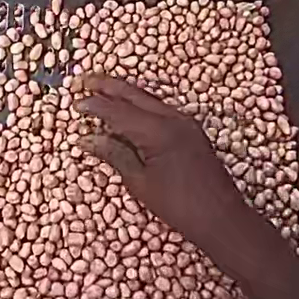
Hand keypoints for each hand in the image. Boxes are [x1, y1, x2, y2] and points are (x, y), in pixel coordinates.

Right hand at [72, 74, 263, 255]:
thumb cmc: (180, 206)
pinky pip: (159, 110)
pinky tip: (128, 111)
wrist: (223, 218)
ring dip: (124, 94)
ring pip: (148, 99)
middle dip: (108, 86)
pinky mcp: (190, 131)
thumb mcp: (140, 182)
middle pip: (134, 94)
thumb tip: (87, 139)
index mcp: (158, 131)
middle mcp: (173, 119)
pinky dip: (139, 106)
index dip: (95, 105)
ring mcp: (185, 123)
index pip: (118, 110)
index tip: (75, 103)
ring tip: (101, 90)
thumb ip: (114, 155)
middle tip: (84, 80)